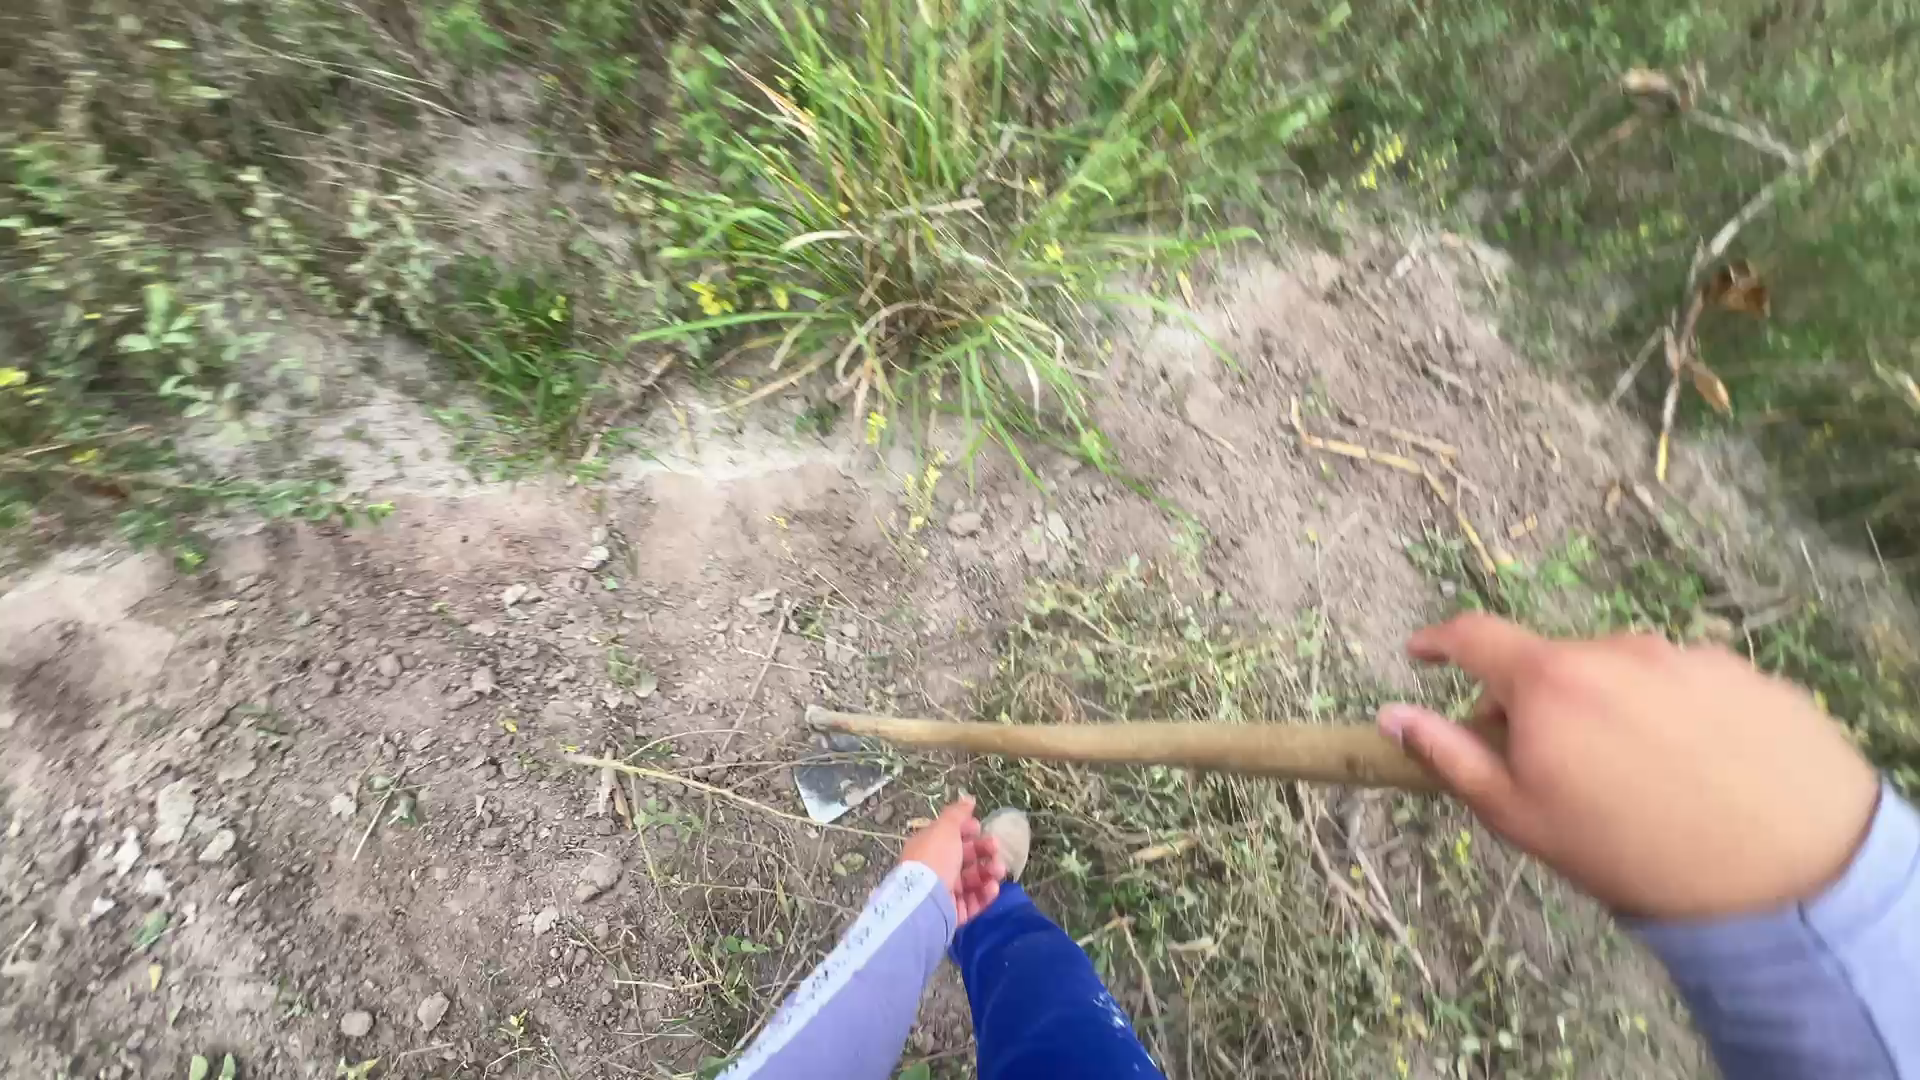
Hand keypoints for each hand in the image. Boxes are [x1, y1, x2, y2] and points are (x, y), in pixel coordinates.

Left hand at [899, 795, 1005, 923]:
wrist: (925, 901)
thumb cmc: (935, 857)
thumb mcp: (945, 827)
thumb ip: (958, 813)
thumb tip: (968, 798)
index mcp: (930, 846)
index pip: (951, 836)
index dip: (968, 830)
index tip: (980, 828)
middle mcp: (936, 868)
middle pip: (965, 857)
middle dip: (984, 851)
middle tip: (996, 850)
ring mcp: (944, 892)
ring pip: (972, 880)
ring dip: (989, 872)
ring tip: (999, 871)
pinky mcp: (953, 913)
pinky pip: (973, 902)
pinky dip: (985, 894)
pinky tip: (993, 888)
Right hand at [1379, 613, 1880, 918]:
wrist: (1797, 889)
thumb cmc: (1625, 850)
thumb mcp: (1514, 811)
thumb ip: (1446, 752)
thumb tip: (1391, 714)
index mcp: (1549, 679)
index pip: (1472, 634)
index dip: (1438, 640)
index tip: (1421, 654)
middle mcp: (1615, 650)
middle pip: (1548, 661)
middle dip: (1531, 696)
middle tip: (1548, 754)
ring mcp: (1689, 658)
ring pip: (1617, 669)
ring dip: (1601, 700)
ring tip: (1632, 766)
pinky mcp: (1751, 677)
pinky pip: (1683, 680)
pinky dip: (1667, 708)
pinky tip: (1693, 763)